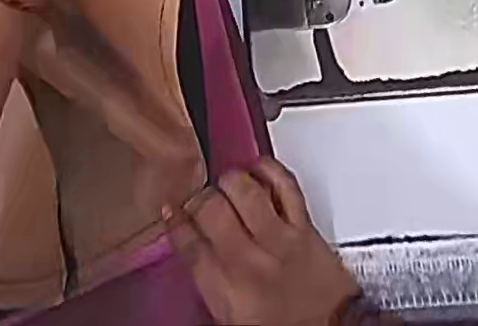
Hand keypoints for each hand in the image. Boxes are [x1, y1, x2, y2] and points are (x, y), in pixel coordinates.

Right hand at [167, 159, 360, 325]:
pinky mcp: (305, 226)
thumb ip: (210, 281)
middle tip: (202, 200)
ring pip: (244, 189)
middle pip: (211, 209)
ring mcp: (280, 242)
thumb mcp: (234, 319)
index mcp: (229, 295)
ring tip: (228, 185)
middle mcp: (251, 265)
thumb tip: (191, 245)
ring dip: (231, 180)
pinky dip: (268, 168)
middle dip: (201, 198)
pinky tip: (258, 169)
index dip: (176, 222)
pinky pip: (284, 183)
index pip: (190, 247)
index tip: (172, 209)